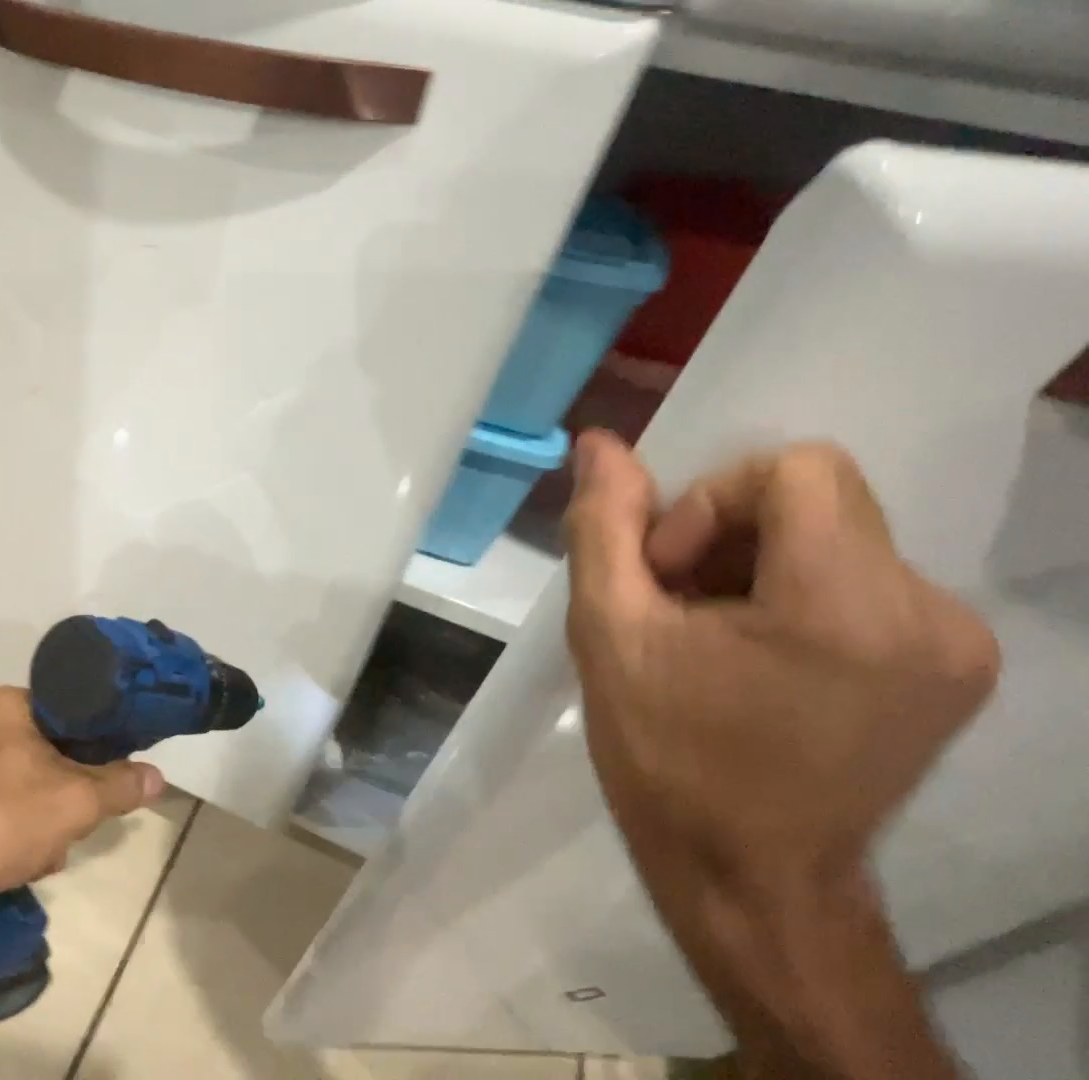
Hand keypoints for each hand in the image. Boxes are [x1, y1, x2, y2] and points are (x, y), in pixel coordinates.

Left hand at [0, 686, 165, 893]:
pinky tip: (26, 862)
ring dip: (51, 819)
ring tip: (50, 847)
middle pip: (55, 749)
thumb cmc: (3, 821)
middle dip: (73, 790)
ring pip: (33, 785)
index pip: (71, 705)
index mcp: (8, 704)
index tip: (120, 761)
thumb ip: (123, 784)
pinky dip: (22, 833)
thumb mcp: (78, 801)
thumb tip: (158, 777)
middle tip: (82, 813)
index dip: (102, 733)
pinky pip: (7, 809)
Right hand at [563, 433, 999, 895]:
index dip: (711, 502)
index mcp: (847, 604)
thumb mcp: (609, 636)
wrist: (750, 876)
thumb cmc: (667, 758)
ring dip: (759, 566)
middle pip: (819, 499)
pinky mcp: (956, 666)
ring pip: (839, 536)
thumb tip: (600, 443)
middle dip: (728, 535)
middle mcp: (930, 611)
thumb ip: (605, 528)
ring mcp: (956, 642)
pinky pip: (867, 580)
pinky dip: (799, 595)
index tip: (670, 576)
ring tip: (710, 637)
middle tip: (676, 608)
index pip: (796, 469)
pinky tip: (757, 656)